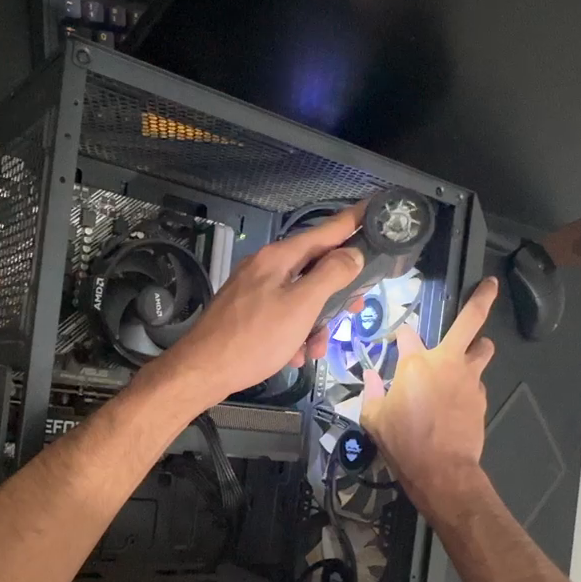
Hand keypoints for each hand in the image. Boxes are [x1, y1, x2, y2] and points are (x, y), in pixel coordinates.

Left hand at [146, 204, 365, 405]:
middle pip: (315, 266)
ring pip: (300, 296)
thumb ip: (331, 275)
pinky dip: (294, 334)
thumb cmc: (255, 338)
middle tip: (354, 310)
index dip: (354, 221)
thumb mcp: (301, 306)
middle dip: (338, 291)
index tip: (377, 210)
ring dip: (315, 322)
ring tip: (314, 348)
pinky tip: (293, 356)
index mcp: (279, 257)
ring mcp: (253, 289)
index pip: (327, 230)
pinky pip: (282, 315)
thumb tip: (352, 253)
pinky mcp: (246, 312)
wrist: (203, 370)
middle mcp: (265, 266)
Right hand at [361, 277, 498, 509]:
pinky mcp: (481, 397)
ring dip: (479, 346)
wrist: (441, 470)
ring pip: (483, 349)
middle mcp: (446, 362)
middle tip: (489, 285)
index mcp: (414, 363)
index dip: (400, 336)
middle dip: (482, 299)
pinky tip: (458, 397)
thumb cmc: (402, 442)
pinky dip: (468, 383)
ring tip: (474, 349)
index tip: (395, 342)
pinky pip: (476, 381)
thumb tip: (369, 376)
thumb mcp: (373, 418)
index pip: (406, 334)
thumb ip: (370, 392)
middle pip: (470, 320)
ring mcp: (468, 379)